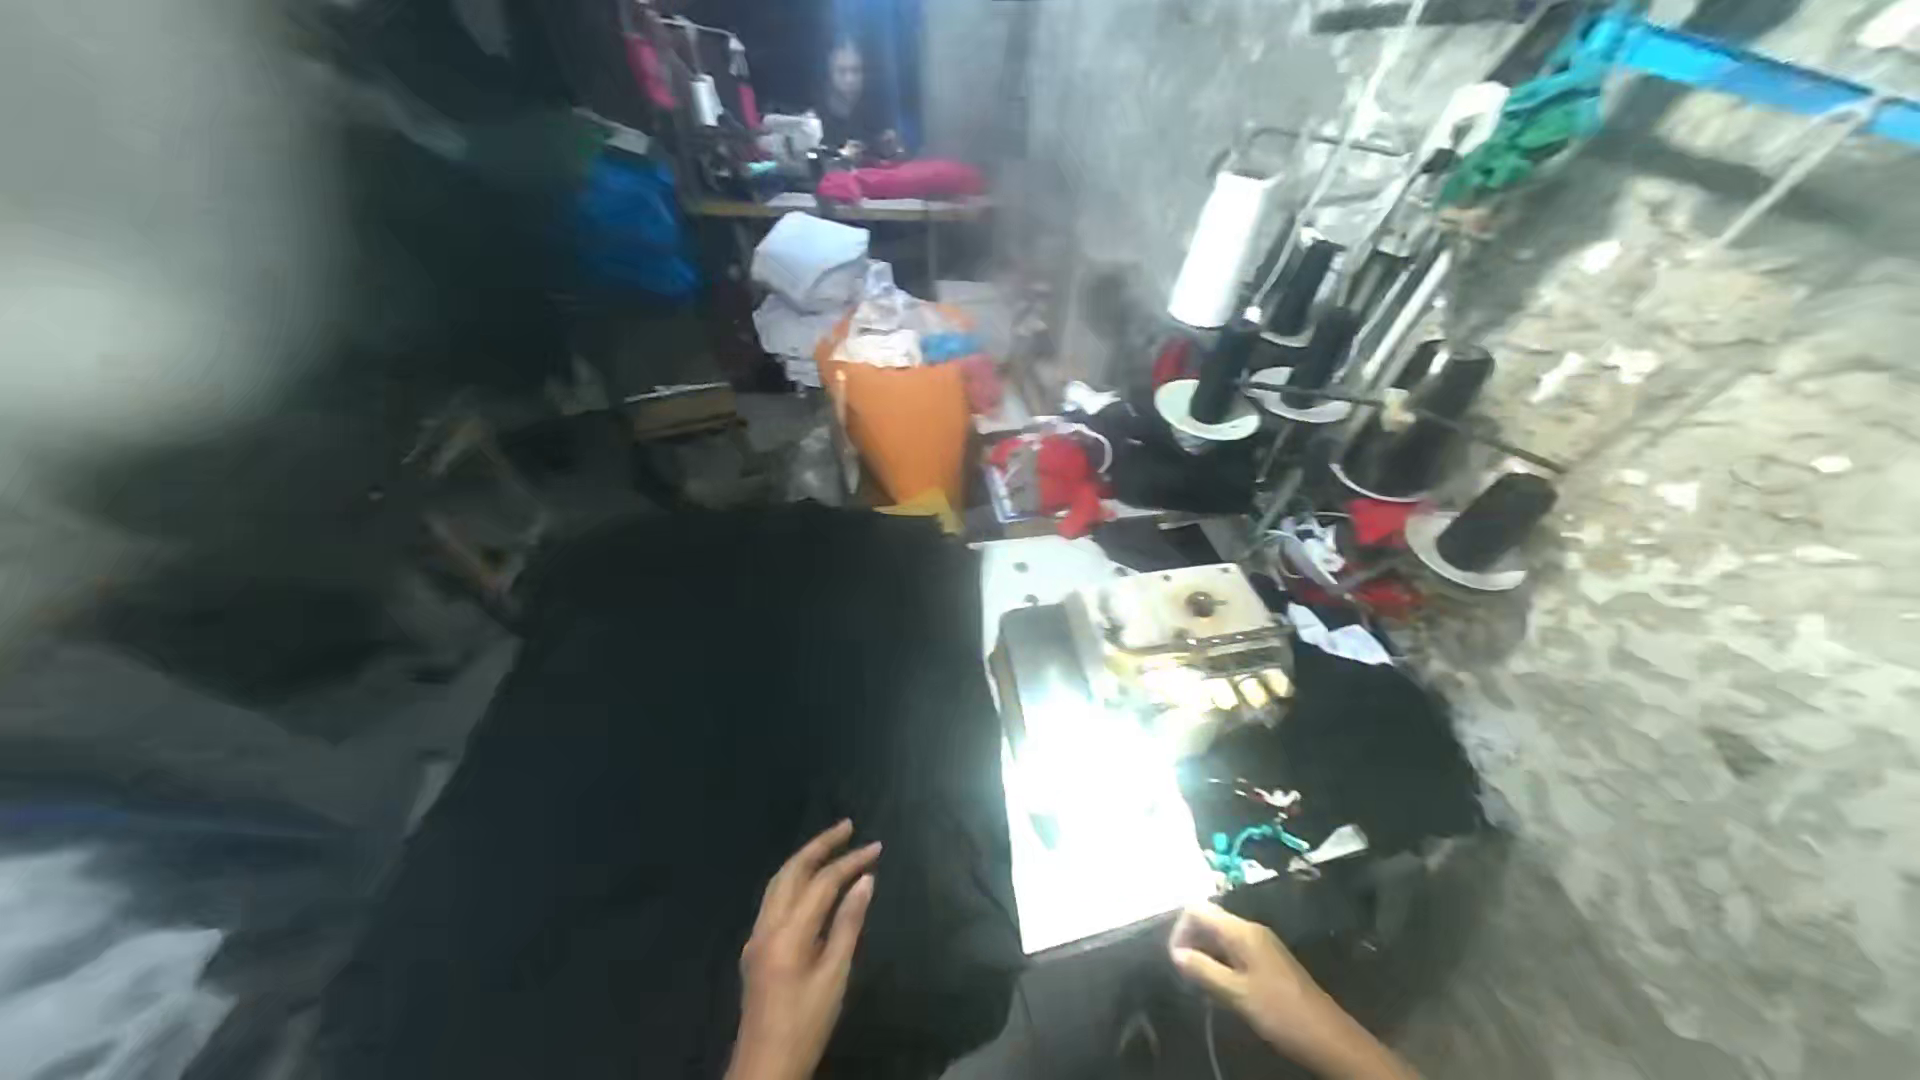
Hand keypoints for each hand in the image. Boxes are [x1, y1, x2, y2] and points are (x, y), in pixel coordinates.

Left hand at [725, 820, 879, 1079]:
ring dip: (805, 858)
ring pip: (779, 881)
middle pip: (793, 870)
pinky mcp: (755, 947)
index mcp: (788, 932)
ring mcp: (756, 935)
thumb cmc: (806, 1024)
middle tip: (847, 826)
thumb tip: (865, 880)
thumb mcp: (835, 975)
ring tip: (831, 843)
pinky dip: (794, 878)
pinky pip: (774, 897)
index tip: (876, 847)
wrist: (764, 1069)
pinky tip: (810, 879)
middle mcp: (766, 925)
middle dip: (821, 844)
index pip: (822, 882)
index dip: (851, 861)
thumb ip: (848, 923)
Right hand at [1170, 903, 1416, 1079]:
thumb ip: (1203, 970)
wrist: (1330, 1038)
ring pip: (1221, 936)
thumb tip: (1175, 953)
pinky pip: (1234, 950)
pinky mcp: (1269, 960)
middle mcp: (1250, 929)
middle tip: (1185, 973)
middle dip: (1191, 941)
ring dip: (1205, 953)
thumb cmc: (1281, 1012)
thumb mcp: (1236, 994)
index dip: (1180, 929)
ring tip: (1199, 982)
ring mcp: (1262, 944)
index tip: (1176, 960)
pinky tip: (1220, 986)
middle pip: (1209, 920)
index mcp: (1242, 930)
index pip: (1197, 910)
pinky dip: (1220, 962)